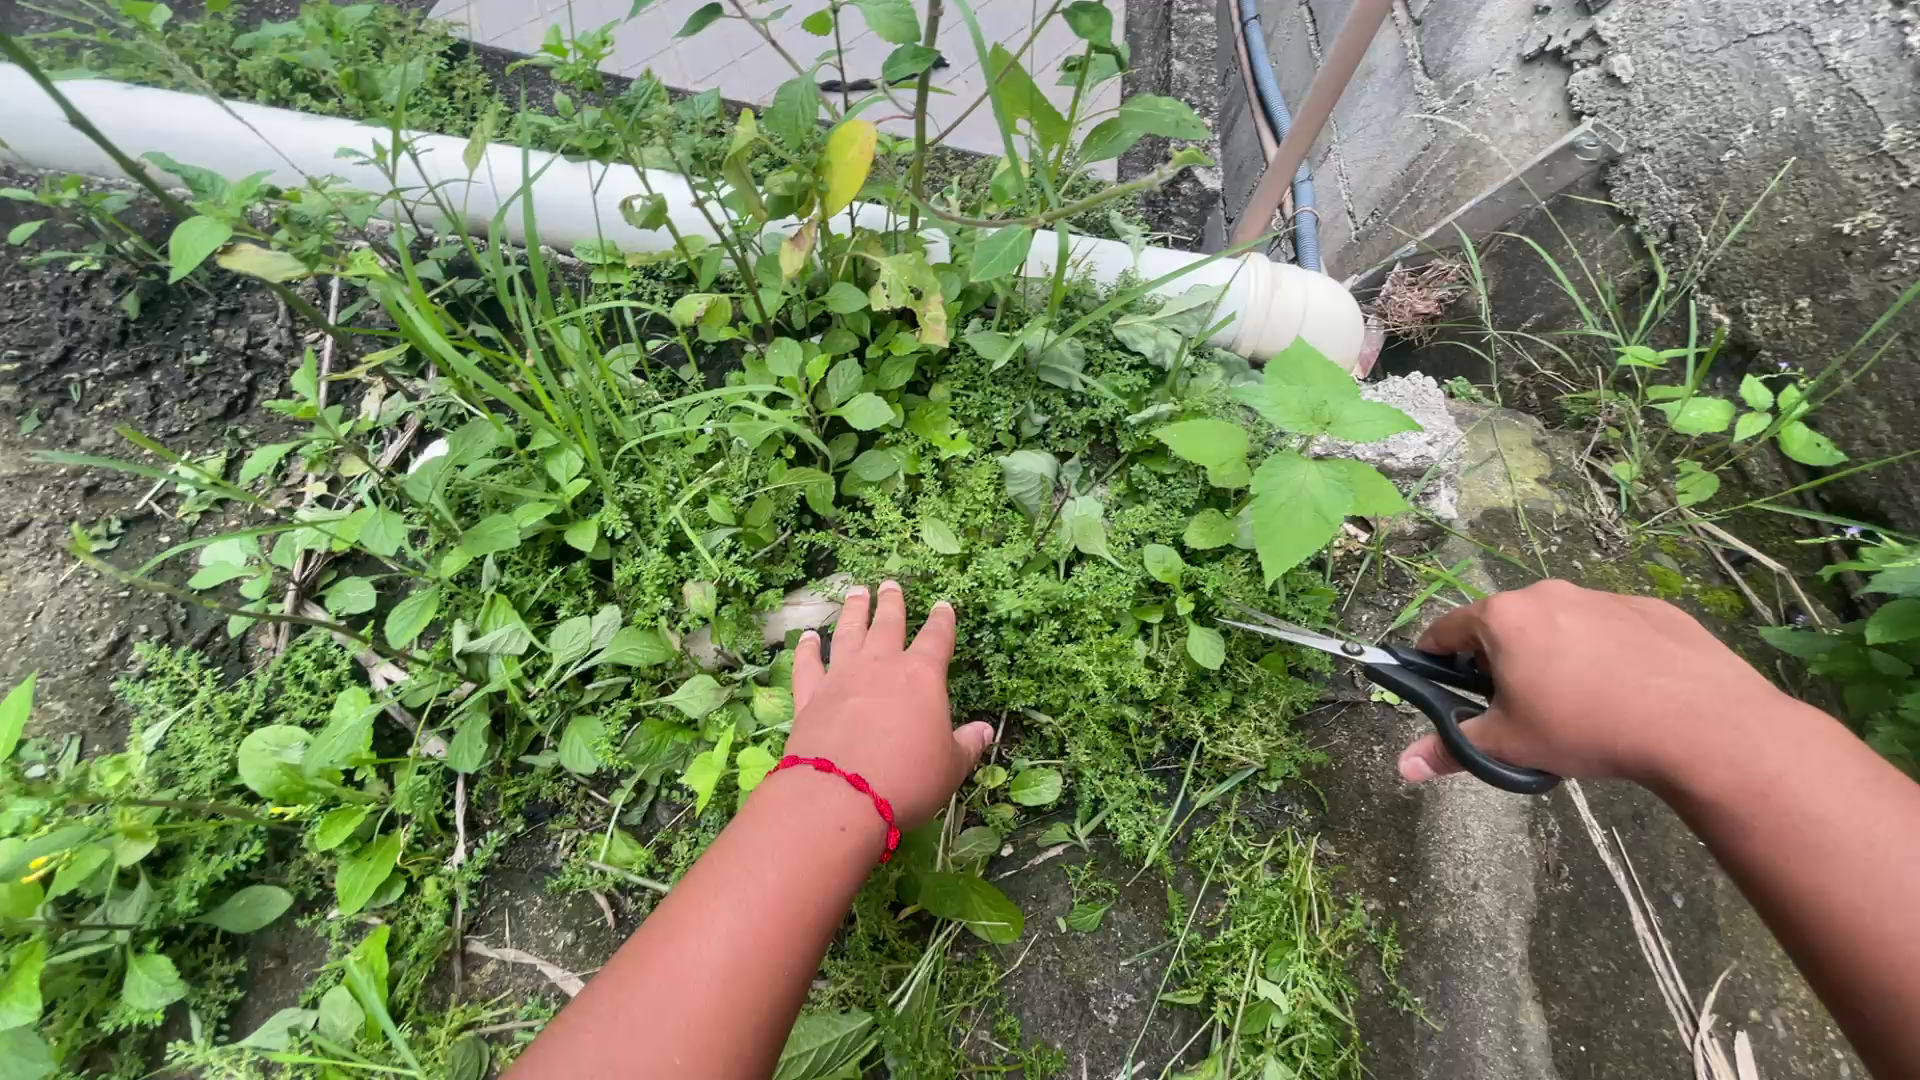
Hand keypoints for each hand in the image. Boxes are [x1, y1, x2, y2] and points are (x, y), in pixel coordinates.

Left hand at [784, 581, 994, 829]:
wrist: (840, 795)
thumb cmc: (907, 779)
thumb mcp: (950, 767)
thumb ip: (967, 744)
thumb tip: (985, 730)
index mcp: (922, 676)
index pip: (937, 639)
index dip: (942, 621)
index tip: (943, 606)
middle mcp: (881, 666)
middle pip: (888, 625)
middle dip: (892, 603)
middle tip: (890, 584)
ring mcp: (841, 678)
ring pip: (848, 634)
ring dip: (853, 611)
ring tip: (856, 592)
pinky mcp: (810, 697)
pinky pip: (809, 666)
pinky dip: (808, 650)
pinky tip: (808, 638)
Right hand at [1397, 579, 1794, 786]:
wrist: (1712, 730)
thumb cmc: (1589, 729)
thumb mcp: (1510, 744)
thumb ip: (1451, 749)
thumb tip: (1402, 768)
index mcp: (1502, 618)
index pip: (1445, 630)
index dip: (1435, 657)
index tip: (1442, 682)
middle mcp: (1547, 594)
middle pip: (1502, 624)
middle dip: (1498, 658)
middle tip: (1515, 702)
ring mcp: (1604, 597)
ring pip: (1557, 624)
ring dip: (1551, 652)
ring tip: (1576, 700)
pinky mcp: (1654, 610)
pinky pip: (1610, 628)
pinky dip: (1604, 652)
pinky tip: (1625, 691)